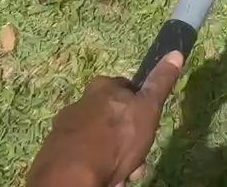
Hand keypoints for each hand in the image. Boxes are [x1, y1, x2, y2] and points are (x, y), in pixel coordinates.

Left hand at [26, 52, 184, 186]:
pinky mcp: (50, 155)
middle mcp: (79, 102)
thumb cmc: (116, 138)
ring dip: (107, 153)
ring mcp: (62, 129)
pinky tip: (99, 177)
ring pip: (94, 139)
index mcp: (102, 87)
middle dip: (123, 137)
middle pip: (109, 117)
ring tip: (118, 174)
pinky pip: (77, 156)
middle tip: (134, 158)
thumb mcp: (148, 108)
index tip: (146, 128)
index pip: (125, 90)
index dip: (138, 109)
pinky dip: (89, 165)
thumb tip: (175, 52)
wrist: (72, 177)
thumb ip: (160, 82)